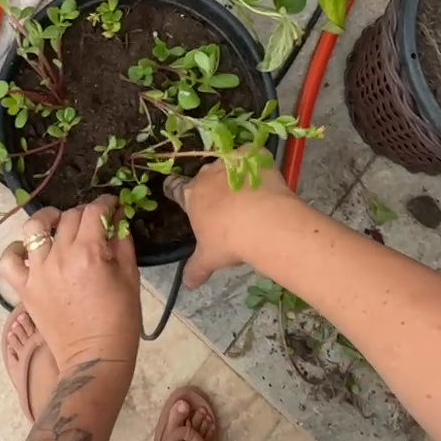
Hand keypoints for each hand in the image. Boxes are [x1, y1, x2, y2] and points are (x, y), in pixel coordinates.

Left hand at [0, 195, 141, 370]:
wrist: (94, 359)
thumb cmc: (120, 321)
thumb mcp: (130, 277)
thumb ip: (122, 242)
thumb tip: (117, 218)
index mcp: (90, 253)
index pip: (95, 211)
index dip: (106, 203)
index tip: (112, 206)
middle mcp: (60, 256)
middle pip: (69, 217)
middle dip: (85, 213)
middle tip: (94, 222)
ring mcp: (38, 272)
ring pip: (34, 228)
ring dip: (47, 219)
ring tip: (56, 222)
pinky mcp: (25, 288)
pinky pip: (9, 261)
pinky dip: (16, 249)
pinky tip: (29, 249)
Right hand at [169, 161, 300, 288]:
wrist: (263, 222)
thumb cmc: (229, 240)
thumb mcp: (209, 258)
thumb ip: (196, 268)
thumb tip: (188, 284)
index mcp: (192, 195)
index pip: (175, 188)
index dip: (177, 190)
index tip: (180, 192)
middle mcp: (207, 174)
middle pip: (205, 177)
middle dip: (213, 188)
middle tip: (226, 207)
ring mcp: (231, 162)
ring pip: (229, 165)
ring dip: (234, 176)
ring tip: (249, 194)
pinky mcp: (254, 156)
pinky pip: (253, 156)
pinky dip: (257, 164)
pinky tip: (265, 178)